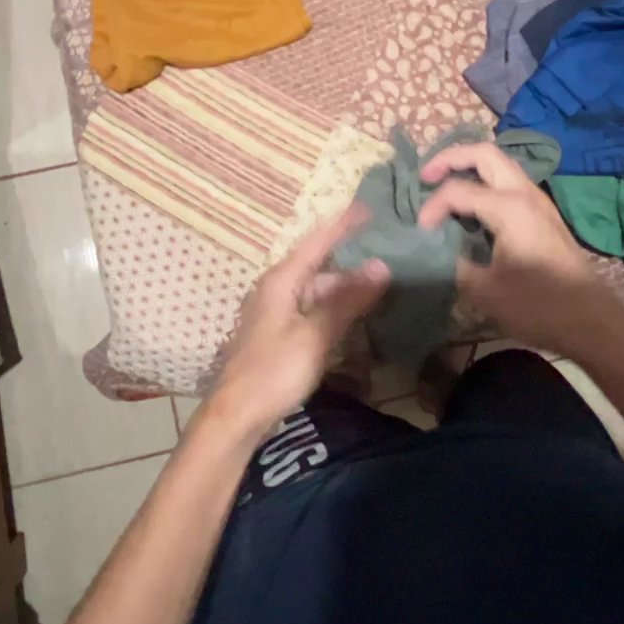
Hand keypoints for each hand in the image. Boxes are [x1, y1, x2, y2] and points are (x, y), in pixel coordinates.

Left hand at [205, 206, 390, 434]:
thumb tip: (382, 266)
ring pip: (317, 291)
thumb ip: (348, 300)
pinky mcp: (279, 336)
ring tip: (381, 286)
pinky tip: (356, 318)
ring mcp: (276, 313)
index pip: (317, 241)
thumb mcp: (316, 334)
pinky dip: (335, 309)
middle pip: (319, 267)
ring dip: (346, 289)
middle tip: (388, 255)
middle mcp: (277, 290)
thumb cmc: (274, 371)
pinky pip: (312, 311)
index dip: (343, 224)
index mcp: (282, 280)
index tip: (368, 207)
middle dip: (352, 261)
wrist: (236, 416)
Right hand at [415, 143, 619, 355]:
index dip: (432, 207)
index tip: (420, 232)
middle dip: (450, 158)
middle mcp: (524, 193)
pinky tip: (472, 205)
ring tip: (445, 185)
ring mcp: (538, 201)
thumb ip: (454, 264)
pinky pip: (509, 182)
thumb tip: (436, 251)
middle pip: (484, 153)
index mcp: (508, 208)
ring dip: (470, 167)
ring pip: (500, 164)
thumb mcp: (485, 292)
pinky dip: (485, 181)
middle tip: (425, 176)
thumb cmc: (537, 306)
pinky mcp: (543, 214)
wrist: (591, 321)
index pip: (457, 191)